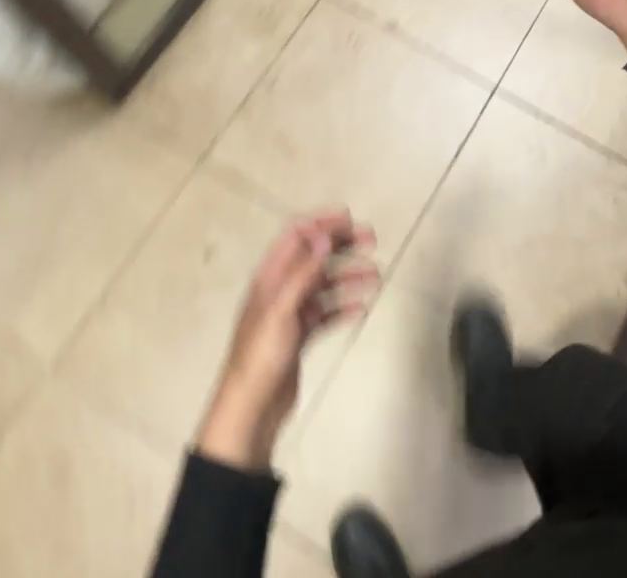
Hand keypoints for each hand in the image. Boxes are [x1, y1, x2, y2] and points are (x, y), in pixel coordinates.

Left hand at [197, 209, 378, 471]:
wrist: (251, 406)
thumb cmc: (262, 355)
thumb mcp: (281, 310)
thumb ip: (303, 272)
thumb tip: (325, 236)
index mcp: (270, 277)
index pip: (296, 236)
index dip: (321, 223)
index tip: (351, 219)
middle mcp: (280, 289)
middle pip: (313, 257)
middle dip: (341, 245)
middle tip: (372, 241)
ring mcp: (290, 313)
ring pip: (323, 285)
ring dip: (348, 277)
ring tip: (376, 278)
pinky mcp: (299, 336)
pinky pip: (325, 314)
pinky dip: (343, 307)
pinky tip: (362, 308)